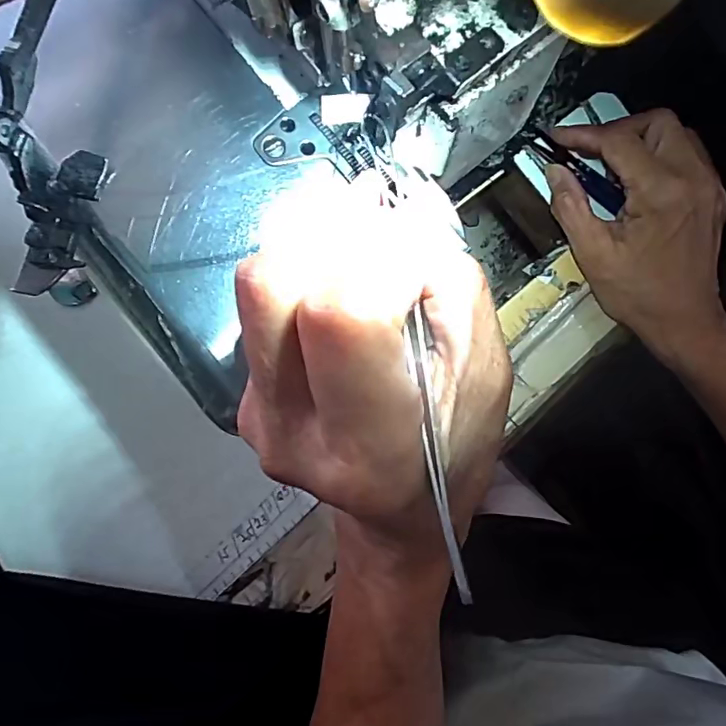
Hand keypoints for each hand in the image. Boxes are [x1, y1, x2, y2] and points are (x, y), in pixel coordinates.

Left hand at [235, 176, 511, 584]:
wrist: (398, 511)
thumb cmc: (453, 454)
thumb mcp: (483, 374)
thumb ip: (447, 285)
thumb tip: (394, 214)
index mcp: (371, 446)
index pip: (343, 314)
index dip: (382, 256)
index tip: (416, 248)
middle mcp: (293, 432)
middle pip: (271, 287)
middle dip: (327, 232)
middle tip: (373, 214)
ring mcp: (256, 414)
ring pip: (257, 287)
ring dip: (309, 241)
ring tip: (359, 240)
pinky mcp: (242, 395)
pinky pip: (260, 308)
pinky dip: (301, 270)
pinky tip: (339, 277)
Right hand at [544, 109, 725, 362]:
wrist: (685, 323)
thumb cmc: (636, 293)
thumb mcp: (591, 252)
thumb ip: (570, 204)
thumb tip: (555, 169)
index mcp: (662, 192)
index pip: (619, 141)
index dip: (582, 135)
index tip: (555, 139)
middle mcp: (693, 179)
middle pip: (658, 123)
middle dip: (617, 130)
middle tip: (587, 152)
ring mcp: (708, 187)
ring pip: (676, 134)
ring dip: (639, 140)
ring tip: (607, 166)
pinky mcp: (712, 197)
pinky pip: (686, 155)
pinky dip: (656, 155)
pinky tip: (632, 182)